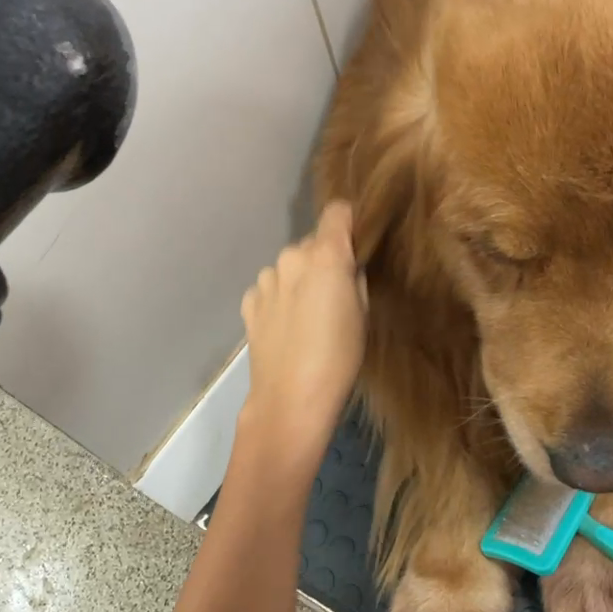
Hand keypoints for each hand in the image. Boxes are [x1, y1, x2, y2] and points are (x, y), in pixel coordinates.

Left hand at [235, 202, 367, 473]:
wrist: (290, 399)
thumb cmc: (340, 357)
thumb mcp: (362, 313)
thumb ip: (354, 278)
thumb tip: (347, 264)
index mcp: (325, 256)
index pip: (337, 212)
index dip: (349, 222)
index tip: (358, 242)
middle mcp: (291, 258)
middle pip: (313, 243)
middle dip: (325, 260)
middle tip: (337, 293)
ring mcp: (266, 280)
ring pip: (291, 266)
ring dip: (301, 279)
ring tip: (310, 316)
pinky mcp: (249, 302)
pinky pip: (272, 287)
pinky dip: (282, 297)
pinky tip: (289, 326)